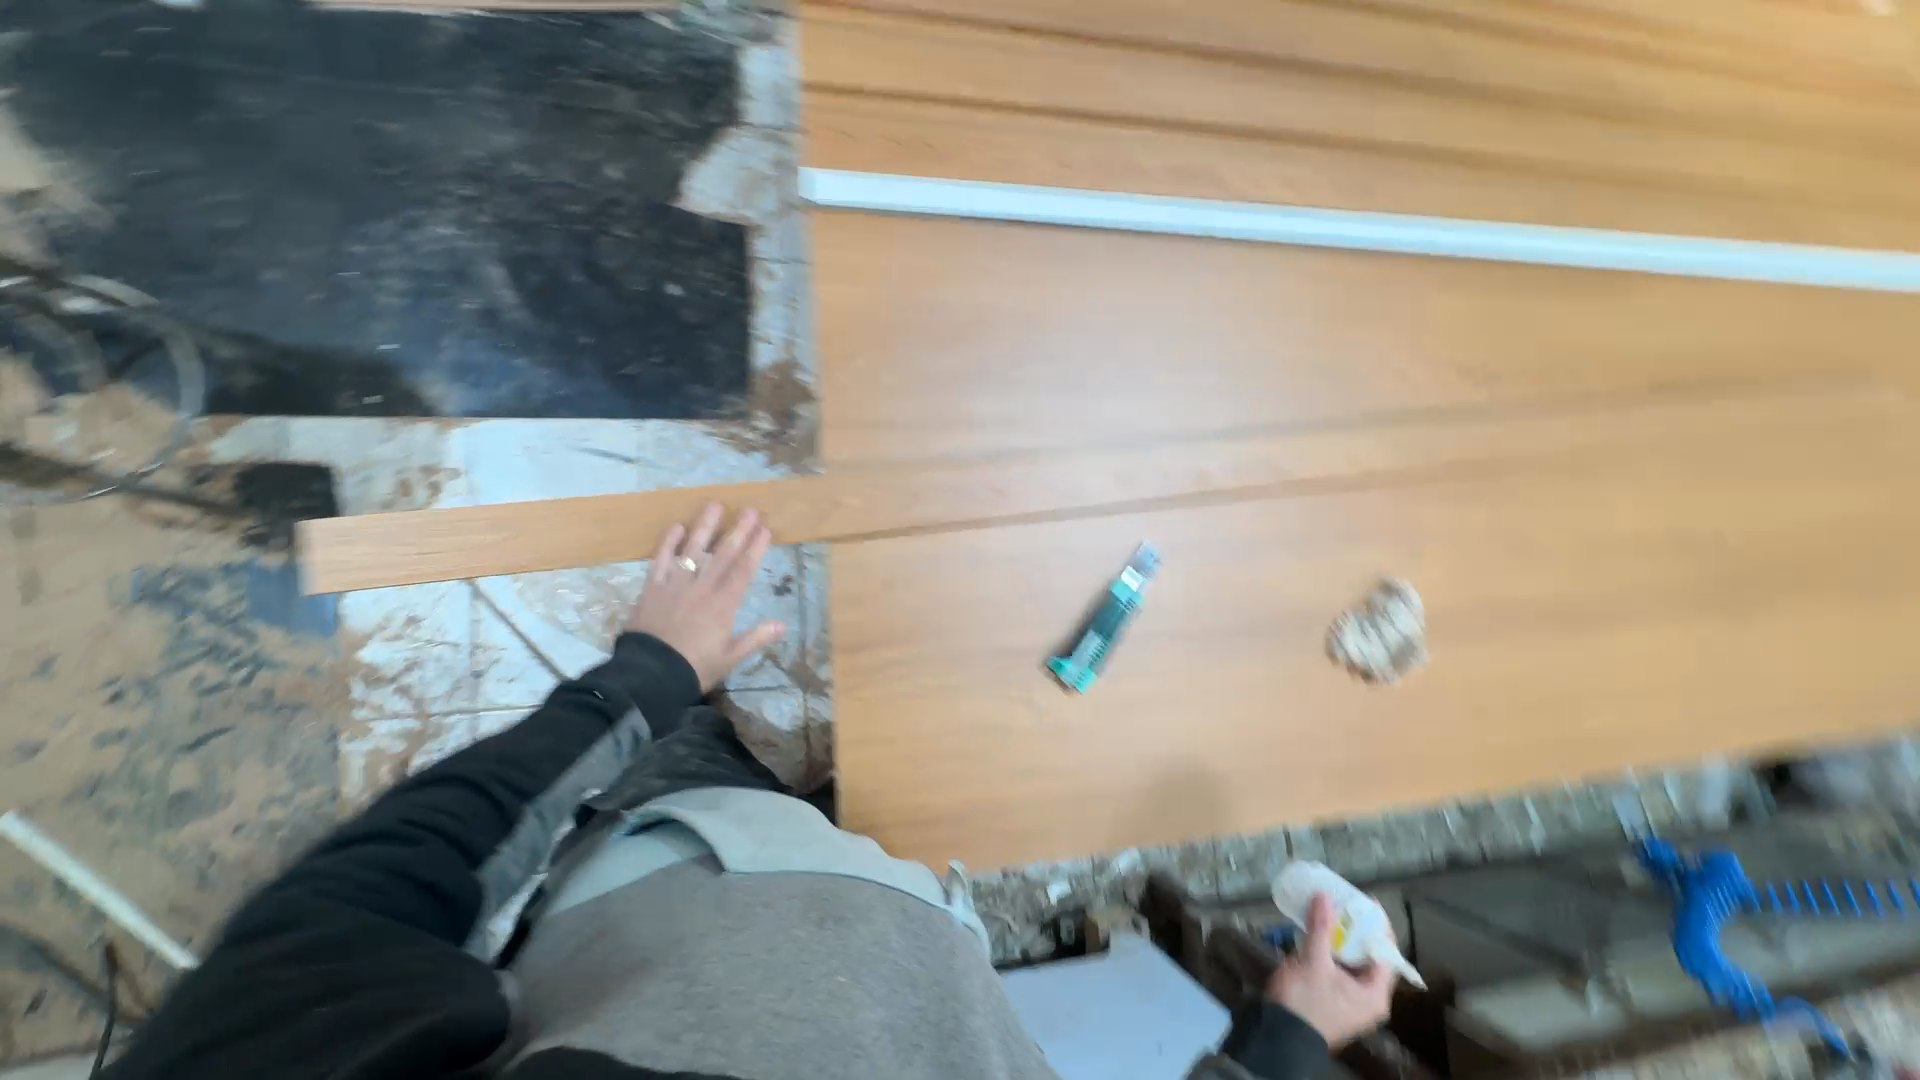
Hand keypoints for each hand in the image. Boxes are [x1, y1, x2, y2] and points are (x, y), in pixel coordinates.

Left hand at [625, 502, 786, 690]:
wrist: (649, 675)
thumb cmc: (694, 668)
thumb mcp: (730, 658)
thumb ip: (756, 638)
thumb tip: (783, 624)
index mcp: (723, 606)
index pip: (743, 571)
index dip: (755, 549)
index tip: (765, 529)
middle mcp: (701, 589)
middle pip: (722, 555)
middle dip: (738, 531)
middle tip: (751, 510)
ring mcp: (675, 585)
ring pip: (693, 550)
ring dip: (705, 526)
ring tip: (715, 504)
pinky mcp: (652, 589)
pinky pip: (660, 561)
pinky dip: (668, 543)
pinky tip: (676, 526)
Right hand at [1265, 893, 1396, 1047]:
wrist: (1280, 1034)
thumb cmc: (1305, 1000)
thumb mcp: (1313, 962)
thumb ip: (1321, 928)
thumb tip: (1325, 895)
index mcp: (1375, 994)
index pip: (1386, 953)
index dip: (1378, 926)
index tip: (1365, 901)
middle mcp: (1367, 997)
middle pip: (1368, 955)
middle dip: (1355, 928)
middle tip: (1343, 902)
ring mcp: (1348, 999)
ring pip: (1350, 960)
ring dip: (1340, 936)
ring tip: (1328, 910)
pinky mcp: (1331, 997)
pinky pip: (1336, 966)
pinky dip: (1328, 948)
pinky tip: (1315, 931)